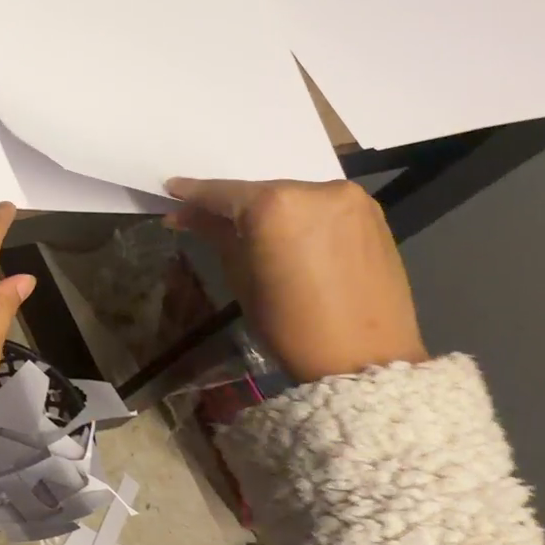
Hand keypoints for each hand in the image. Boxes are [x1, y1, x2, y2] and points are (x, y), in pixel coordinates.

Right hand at [165, 177, 426, 382]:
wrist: (360, 355)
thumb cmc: (286, 322)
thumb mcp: (239, 276)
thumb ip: (215, 234)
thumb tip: (184, 214)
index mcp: (275, 205)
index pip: (223, 192)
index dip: (193, 193)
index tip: (171, 191)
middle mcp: (315, 190)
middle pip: (259, 191)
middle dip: (233, 205)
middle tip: (206, 219)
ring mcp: (350, 200)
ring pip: (292, 197)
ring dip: (268, 210)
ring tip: (248, 232)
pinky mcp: (373, 214)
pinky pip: (320, 207)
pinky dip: (298, 217)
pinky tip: (286, 237)